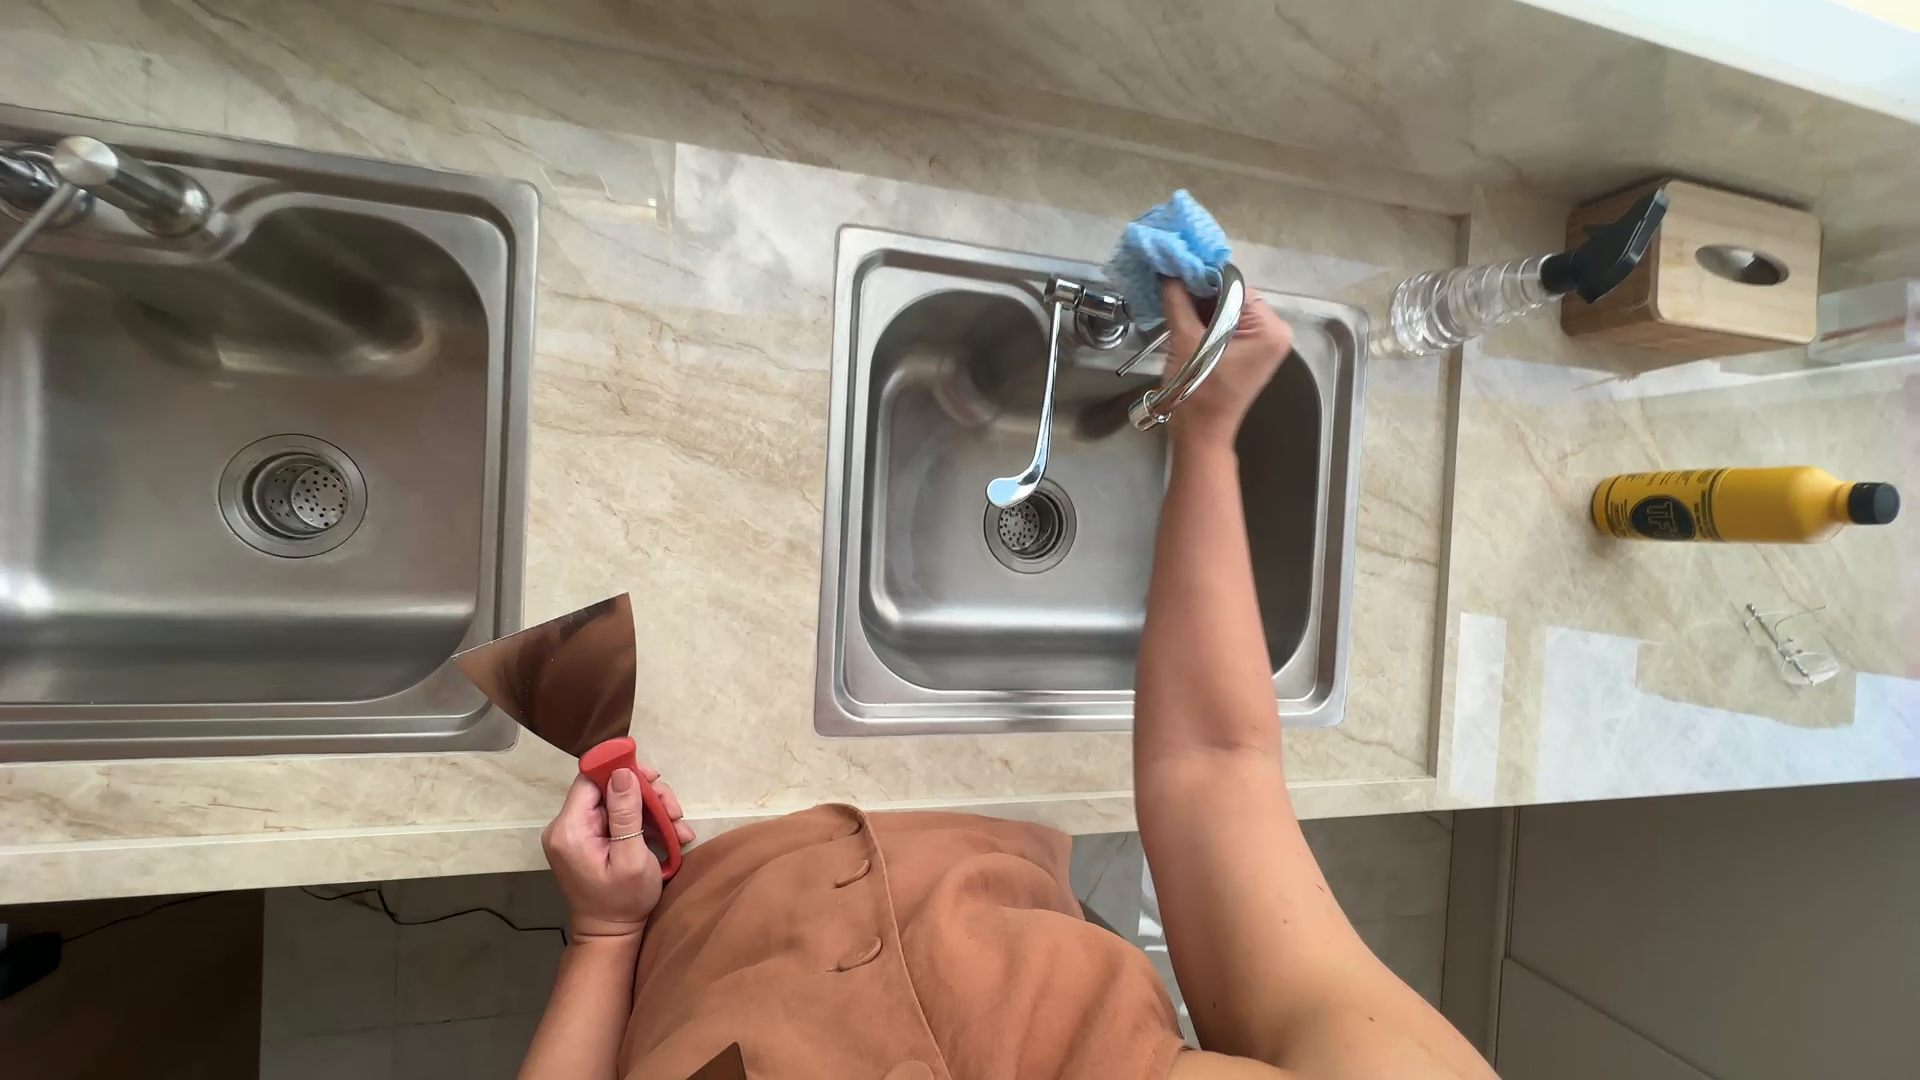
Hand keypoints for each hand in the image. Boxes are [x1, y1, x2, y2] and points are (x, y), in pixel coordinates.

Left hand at [540, 765, 695, 940]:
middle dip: (647, 794)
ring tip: (677, 828)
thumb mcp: (632, 857)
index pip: (591, 779)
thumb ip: (626, 814)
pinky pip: (620, 814)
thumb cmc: (623, 901)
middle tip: (674, 812)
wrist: (612, 935)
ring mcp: (579, 831)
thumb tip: (622, 772)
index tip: (652, 778)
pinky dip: (646, 820)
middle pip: (610, 787)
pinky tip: (670, 834)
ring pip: (621, 798)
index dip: (621, 770)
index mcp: (570, 829)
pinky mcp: (591, 837)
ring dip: (653, 808)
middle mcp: (568, 826)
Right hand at [1158, 277, 1292, 447]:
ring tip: (1174, 305)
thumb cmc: (1198, 394)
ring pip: (1228, 313)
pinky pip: (1227, 329)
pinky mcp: (1249, 356)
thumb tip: (1169, 272)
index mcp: (1269, 329)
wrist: (1200, 436)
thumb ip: (1178, 302)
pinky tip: (1185, 321)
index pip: (1235, 287)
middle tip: (1171, 289)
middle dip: (1202, 295)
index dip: (1203, 279)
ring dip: (1201, 309)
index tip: (1175, 273)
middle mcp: (1274, 334)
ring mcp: (1263, 346)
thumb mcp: (1186, 342)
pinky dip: (1207, 324)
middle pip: (1233, 299)